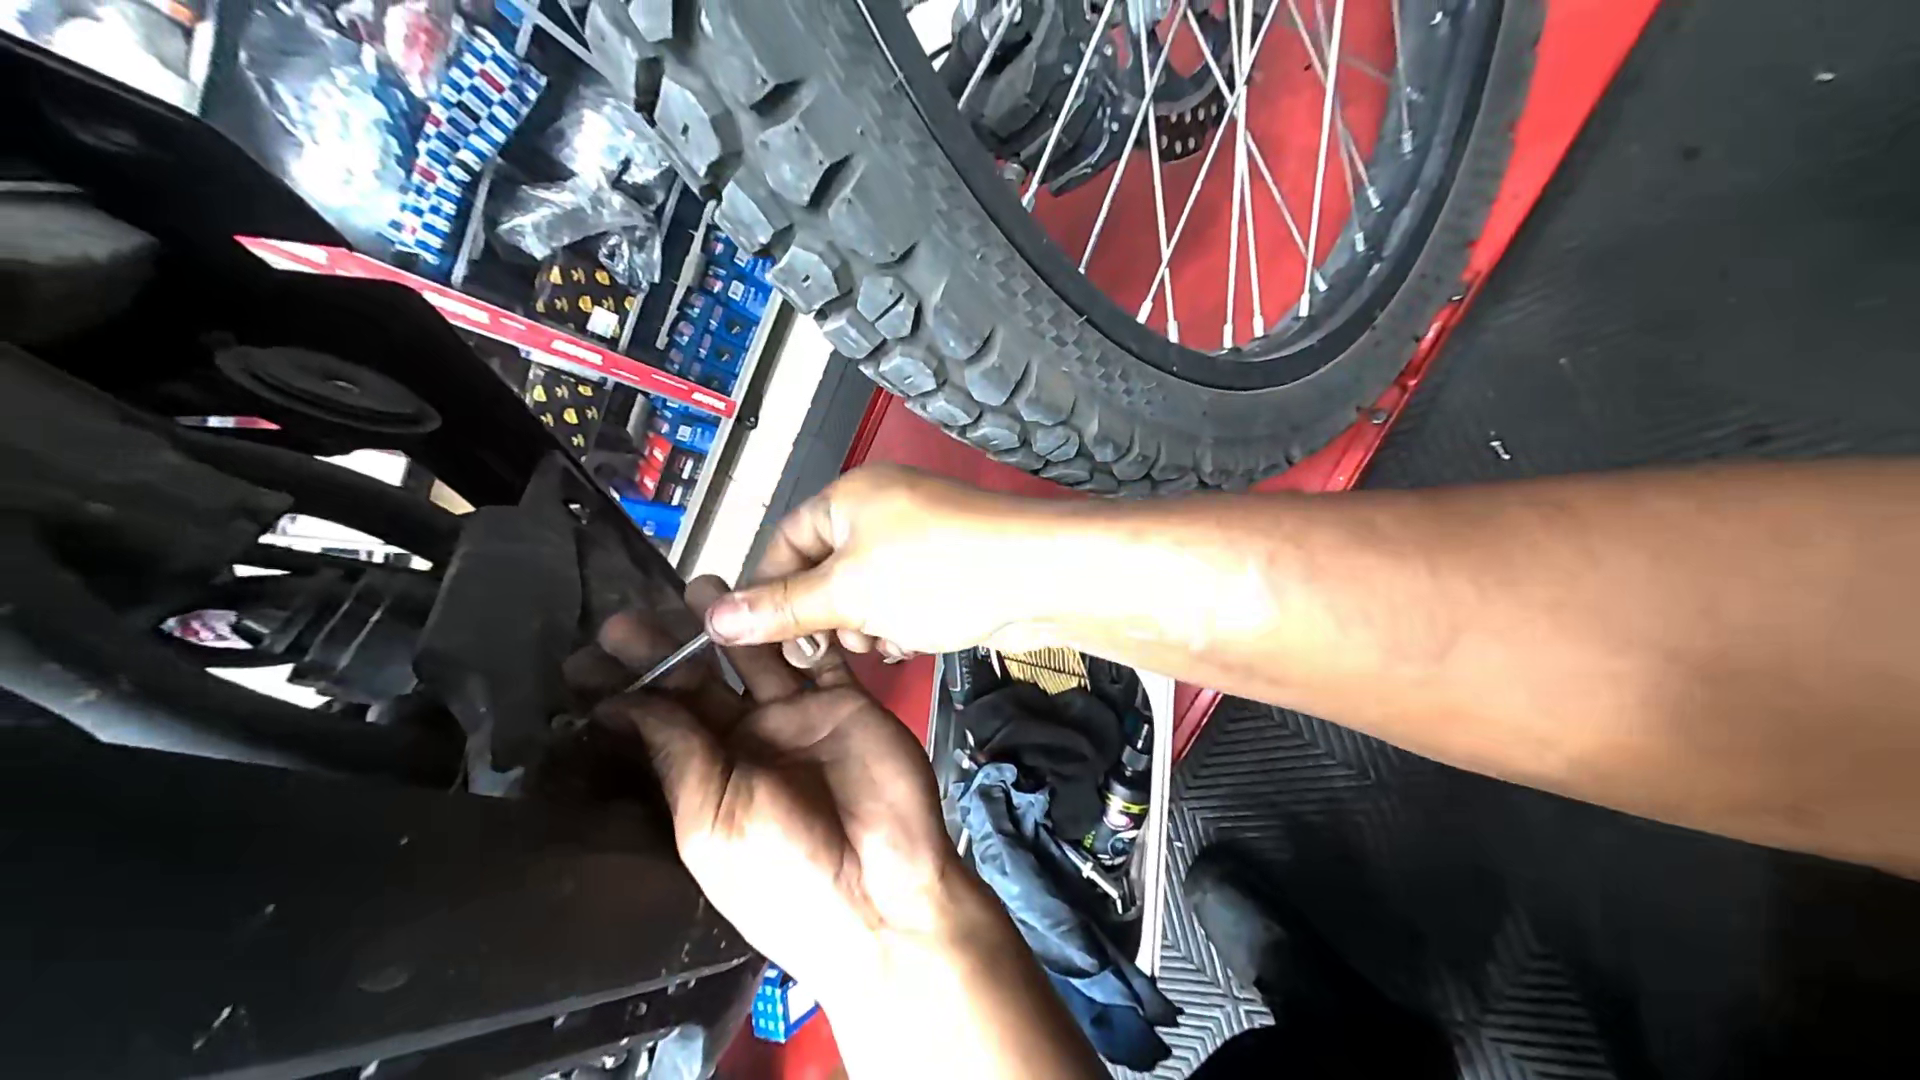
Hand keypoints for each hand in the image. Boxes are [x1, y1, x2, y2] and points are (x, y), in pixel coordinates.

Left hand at [589, 576, 968, 994]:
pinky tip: (772, 599)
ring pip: (758, 658)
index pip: (661, 722)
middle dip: (668, 648)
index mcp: (708, 775)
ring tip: (701, 586)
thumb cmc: (782, 869)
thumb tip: (622, 704)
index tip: (588, 656)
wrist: (882, 888)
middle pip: (703, 682)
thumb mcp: (713, 820)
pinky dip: (799, 629)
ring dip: (733, 624)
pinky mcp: (845, 700)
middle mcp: (749, 740)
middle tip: (631, 615)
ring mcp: (799, 717)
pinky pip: (819, 656)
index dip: (628, 689)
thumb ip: (678, 752)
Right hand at [701, 466, 1064, 663]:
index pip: (782, 545)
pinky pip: (900, 596)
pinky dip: (898, 621)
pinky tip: (911, 641)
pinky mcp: (946, 565)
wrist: (1039, 577)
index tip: (769, 641)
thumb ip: (783, 607)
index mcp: (845, 499)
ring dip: (864, 624)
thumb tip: (713, 618)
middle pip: (823, 570)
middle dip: (826, 616)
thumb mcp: (848, 593)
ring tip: (883, 643)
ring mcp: (916, 537)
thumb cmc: (936, 573)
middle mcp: (878, 510)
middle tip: (836, 649)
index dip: (771, 593)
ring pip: (863, 591)